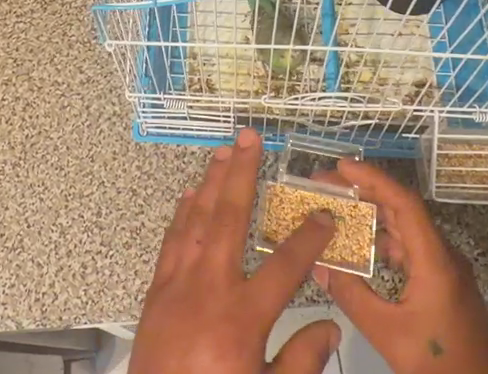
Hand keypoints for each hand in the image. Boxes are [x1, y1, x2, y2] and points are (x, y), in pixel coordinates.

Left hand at [131, 128, 340, 373]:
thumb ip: (302, 360)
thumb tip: (331, 326)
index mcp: (243, 316)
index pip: (286, 266)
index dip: (309, 238)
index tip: (324, 214)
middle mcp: (210, 288)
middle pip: (230, 218)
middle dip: (242, 174)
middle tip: (250, 137)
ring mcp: (178, 285)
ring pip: (196, 220)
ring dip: (210, 182)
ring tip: (223, 152)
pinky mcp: (156, 291)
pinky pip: (171, 241)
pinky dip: (181, 214)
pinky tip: (189, 195)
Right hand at [313, 158, 487, 373]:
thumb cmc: (440, 365)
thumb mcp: (388, 333)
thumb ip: (351, 295)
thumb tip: (317, 264)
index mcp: (435, 261)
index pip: (404, 203)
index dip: (373, 179)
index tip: (341, 167)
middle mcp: (444, 256)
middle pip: (403, 210)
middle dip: (364, 194)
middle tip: (326, 187)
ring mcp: (447, 271)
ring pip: (407, 230)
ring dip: (373, 218)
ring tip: (337, 212)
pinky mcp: (445, 286)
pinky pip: (411, 250)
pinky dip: (384, 242)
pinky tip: (361, 249)